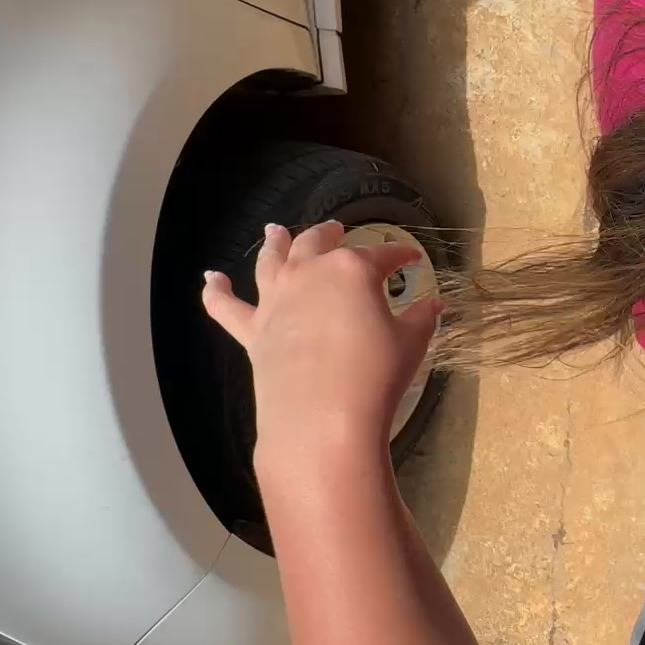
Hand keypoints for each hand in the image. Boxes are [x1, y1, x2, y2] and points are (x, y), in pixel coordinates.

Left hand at [202, 221, 442, 463]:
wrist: (323, 417)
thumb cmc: (376, 373)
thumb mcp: (411, 343)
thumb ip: (421, 318)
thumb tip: (433, 304)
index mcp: (352, 271)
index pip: (382, 254)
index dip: (401, 254)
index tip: (413, 257)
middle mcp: (308, 274)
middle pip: (317, 243)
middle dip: (330, 233)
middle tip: (337, 228)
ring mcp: (275, 300)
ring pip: (271, 261)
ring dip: (275, 242)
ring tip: (276, 230)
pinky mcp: (253, 330)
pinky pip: (226, 306)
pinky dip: (216, 290)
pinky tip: (211, 278)